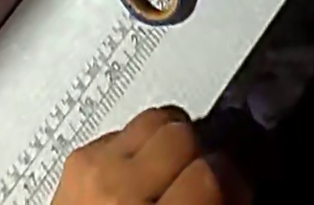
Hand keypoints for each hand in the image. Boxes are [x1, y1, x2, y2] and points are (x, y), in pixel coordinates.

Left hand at [50, 107, 227, 204]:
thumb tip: (234, 192)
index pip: (209, 176)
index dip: (231, 182)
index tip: (235, 191)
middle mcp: (119, 194)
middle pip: (182, 135)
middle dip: (198, 156)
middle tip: (200, 184)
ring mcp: (94, 171)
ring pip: (154, 119)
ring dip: (169, 143)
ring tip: (171, 173)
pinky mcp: (78, 159)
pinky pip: (124, 131)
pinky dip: (138, 149)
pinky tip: (139, 178)